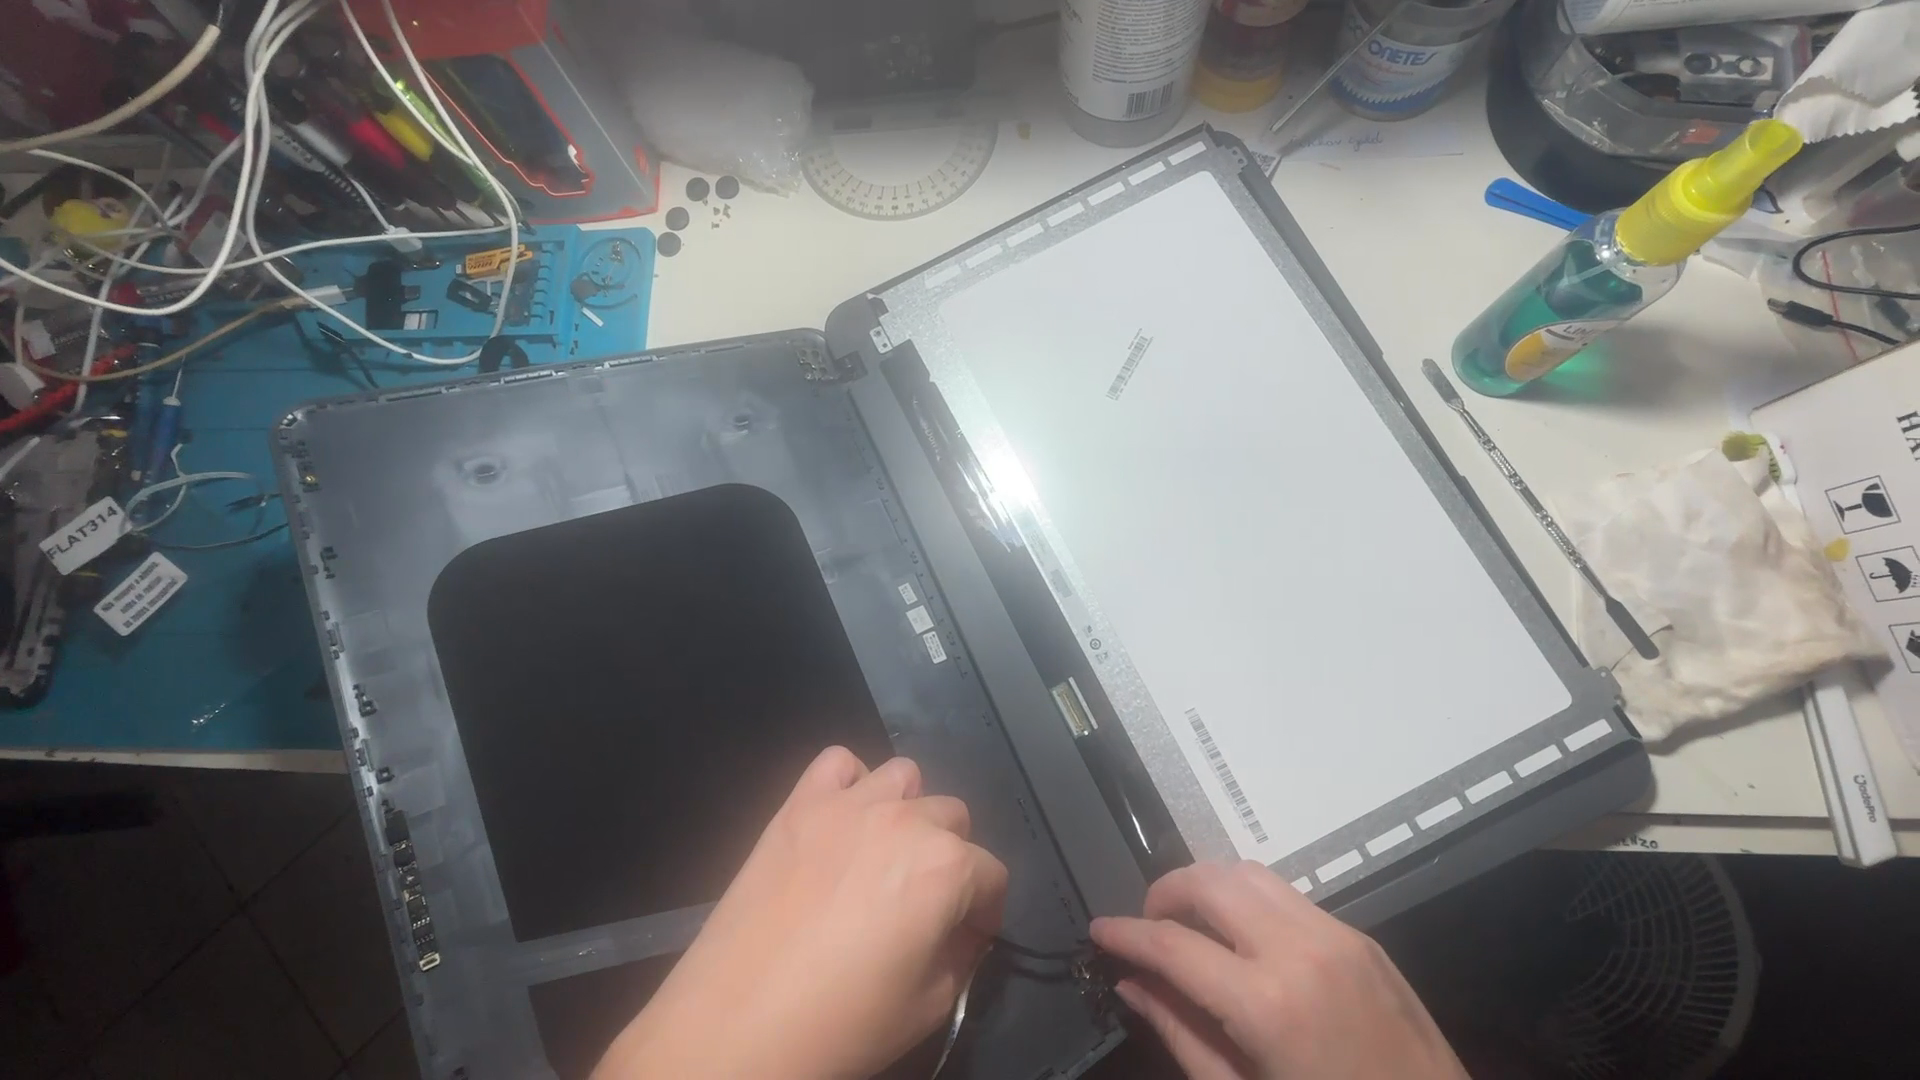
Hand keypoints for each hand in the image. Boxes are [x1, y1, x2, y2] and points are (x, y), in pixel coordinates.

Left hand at [593, 747, 1009, 1079]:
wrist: (737, 1027)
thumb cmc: (842, 1022)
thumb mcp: (930, 1005)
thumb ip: (963, 953)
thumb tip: (965, 930)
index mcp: (947, 868)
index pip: (993, 874)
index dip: (987, 910)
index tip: (969, 937)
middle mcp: (906, 820)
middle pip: (953, 817)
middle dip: (952, 859)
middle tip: (924, 901)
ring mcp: (849, 804)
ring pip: (904, 777)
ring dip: (908, 811)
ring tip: (885, 854)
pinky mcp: (799, 803)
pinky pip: (838, 763)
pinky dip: (850, 783)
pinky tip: (842, 823)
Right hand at [1091, 861, 1466, 1079]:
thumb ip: (1181, 1035)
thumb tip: (1131, 982)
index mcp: (1268, 1004)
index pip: (1172, 945)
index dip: (1125, 934)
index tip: (1097, 931)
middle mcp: (1301, 949)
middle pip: (1211, 882)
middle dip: (1164, 892)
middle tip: (1146, 927)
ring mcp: (1338, 937)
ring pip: (1249, 873)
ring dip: (1206, 886)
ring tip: (1189, 924)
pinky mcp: (1362, 939)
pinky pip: (1288, 896)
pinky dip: (1248, 901)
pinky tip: (1242, 940)